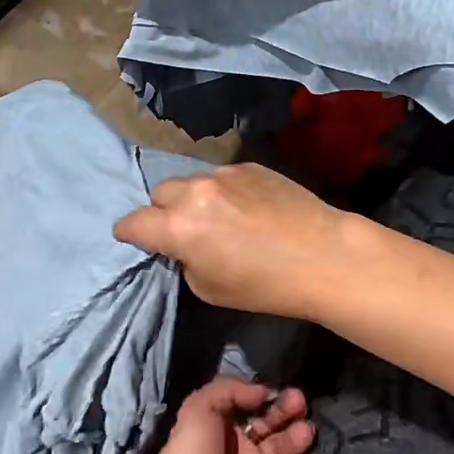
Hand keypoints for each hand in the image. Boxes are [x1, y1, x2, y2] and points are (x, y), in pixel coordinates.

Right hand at [114, 164, 354, 320]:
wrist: (326, 257)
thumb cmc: (265, 285)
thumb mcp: (208, 288)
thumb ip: (184, 260)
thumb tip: (183, 246)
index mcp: (177, 226)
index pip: (133, 222)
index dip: (127, 232)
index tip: (130, 237)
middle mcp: (192, 192)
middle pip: (159, 194)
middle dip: (163, 212)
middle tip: (184, 230)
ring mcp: (221, 174)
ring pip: (190, 182)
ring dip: (193, 199)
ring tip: (220, 217)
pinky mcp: (247, 166)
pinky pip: (221, 177)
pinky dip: (224, 192)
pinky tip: (249, 209)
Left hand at [136, 379, 314, 453]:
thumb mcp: (197, 410)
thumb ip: (227, 391)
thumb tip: (259, 391)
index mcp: (202, 414)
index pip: (230, 393)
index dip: (248, 387)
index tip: (267, 384)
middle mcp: (222, 431)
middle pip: (252, 409)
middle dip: (273, 400)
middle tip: (297, 394)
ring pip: (268, 429)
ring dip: (286, 416)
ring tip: (304, 404)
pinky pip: (278, 453)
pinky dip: (293, 441)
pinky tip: (308, 431)